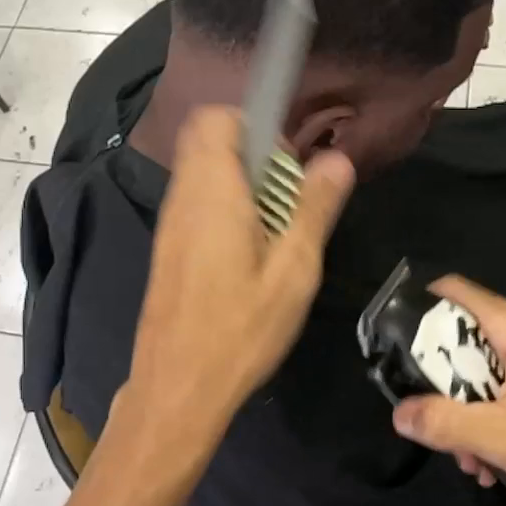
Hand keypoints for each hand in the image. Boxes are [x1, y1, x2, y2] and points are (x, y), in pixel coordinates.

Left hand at [124, 105, 353, 426]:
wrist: (177, 388)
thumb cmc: (241, 329)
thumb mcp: (294, 270)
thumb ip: (315, 208)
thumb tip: (337, 158)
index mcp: (213, 190)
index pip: (217, 117)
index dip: (256, 125)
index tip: (288, 164)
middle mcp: (183, 196)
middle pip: (208, 140)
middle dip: (252, 152)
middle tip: (287, 195)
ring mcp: (169, 222)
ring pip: (202, 172)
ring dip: (240, 181)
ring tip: (274, 228)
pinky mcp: (167, 247)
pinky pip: (195, 201)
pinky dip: (224, 206)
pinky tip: (250, 252)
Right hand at [391, 276, 505, 505]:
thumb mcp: (501, 437)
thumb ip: (444, 422)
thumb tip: (399, 413)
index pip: (455, 291)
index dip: (419, 307)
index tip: (394, 345)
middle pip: (462, 342)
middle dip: (442, 386)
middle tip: (434, 422)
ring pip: (481, 376)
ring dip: (466, 416)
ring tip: (470, 461)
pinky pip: (504, 395)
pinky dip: (491, 425)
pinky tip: (492, 465)